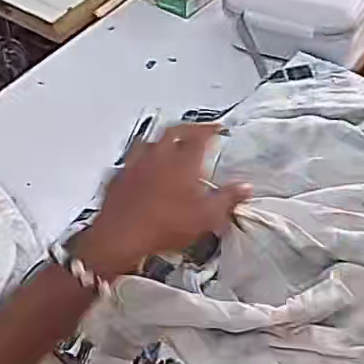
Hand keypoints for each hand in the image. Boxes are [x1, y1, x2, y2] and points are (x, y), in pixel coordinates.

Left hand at [74, 124, 250, 278]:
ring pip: (148, 142)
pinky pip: (129, 162)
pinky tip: (139, 167)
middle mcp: (158, 156)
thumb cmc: (164, 225)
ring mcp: (135, 164)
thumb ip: (227, 199)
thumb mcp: (206, 216)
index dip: (210, 130)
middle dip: (186, 128)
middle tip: (194, 129)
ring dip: (159, 140)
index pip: (200, 136)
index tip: (217, 128)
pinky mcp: (118, 178)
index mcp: (182, 161)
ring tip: (166, 143)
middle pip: (173, 131)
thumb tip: (245, 188)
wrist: (122, 235)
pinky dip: (138, 161)